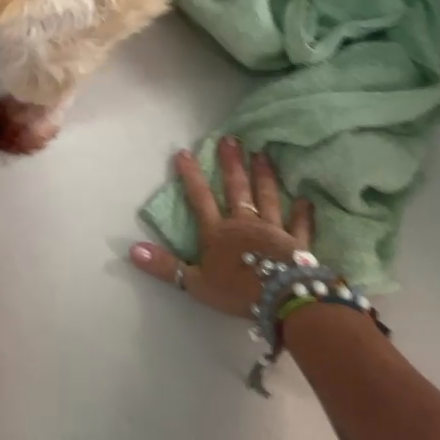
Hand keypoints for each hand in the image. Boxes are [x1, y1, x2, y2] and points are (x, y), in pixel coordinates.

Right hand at [128, 135, 314, 317]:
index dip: (191, 175)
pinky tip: (307, 200)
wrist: (283, 302)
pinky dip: (303, 213)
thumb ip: (165, 266)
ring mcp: (273, 231)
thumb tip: (132, 250)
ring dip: (264, 176)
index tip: (184, 152)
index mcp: (217, 232)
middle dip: (232, 164)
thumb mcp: (195, 283)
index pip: (200, 197)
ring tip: (262, 155)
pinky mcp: (297, 244)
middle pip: (236, 189)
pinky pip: (300, 225)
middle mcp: (244, 224)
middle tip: (232, 139)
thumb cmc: (237, 292)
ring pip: (267, 198)